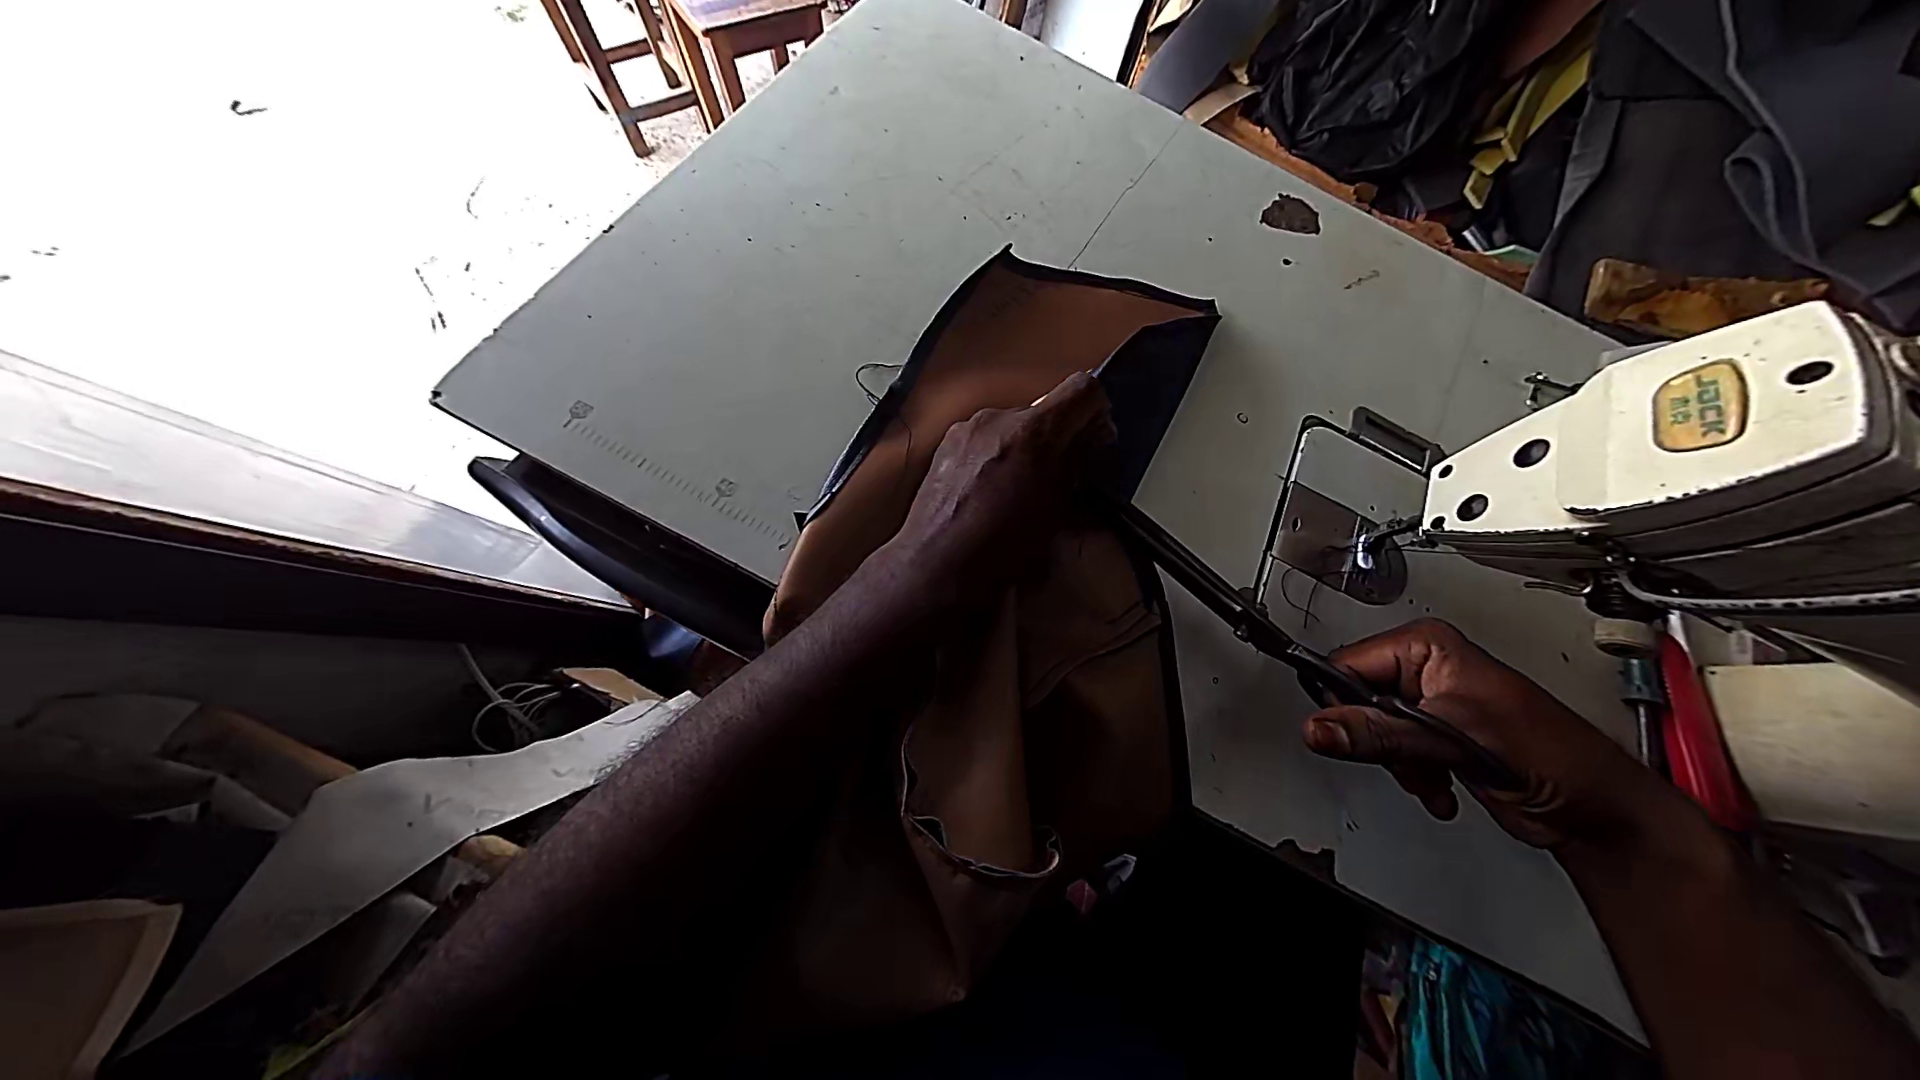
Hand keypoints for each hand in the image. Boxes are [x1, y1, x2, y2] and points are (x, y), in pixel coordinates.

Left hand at [882, 371, 1114, 603]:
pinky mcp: (946, 443)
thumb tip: (1087, 444)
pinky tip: (991, 491)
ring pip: (1013, 424)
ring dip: (1025, 446)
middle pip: (1045, 409)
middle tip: (1060, 473)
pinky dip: (996, 454)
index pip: (1083, 389)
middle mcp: (997, 419)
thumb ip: (1074, 466)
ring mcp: (966, 429)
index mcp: (1033, 433)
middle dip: (1057, 436)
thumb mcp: (1056, 510)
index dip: (1096, 411)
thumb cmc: (997, 551)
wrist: (938, 566)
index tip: (1096, 435)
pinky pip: (984, 437)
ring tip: (1020, 489)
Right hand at [1302, 619, 1679, 850]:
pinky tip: (1439, 783)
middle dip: (1377, 738)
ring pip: (1366, 730)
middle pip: (1352, 700)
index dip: (1344, 703)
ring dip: (1396, 762)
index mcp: (1425, 646)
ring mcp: (1426, 704)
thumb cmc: (1558, 757)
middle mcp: (1422, 669)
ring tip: (1433, 770)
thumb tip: (1320, 728)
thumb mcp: (1453, 736)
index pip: (1344, 665)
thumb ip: (1378, 733)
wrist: (1600, 813)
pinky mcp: (1430, 736)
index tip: (1357, 731)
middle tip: (1410, 753)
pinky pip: (1386, 751)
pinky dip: (1408, 775)